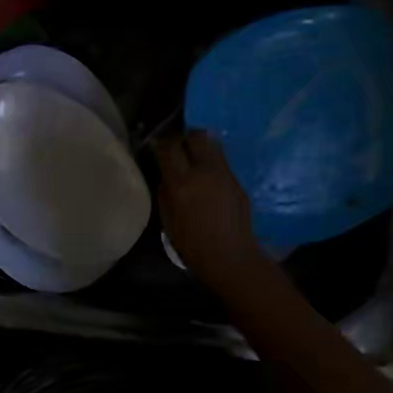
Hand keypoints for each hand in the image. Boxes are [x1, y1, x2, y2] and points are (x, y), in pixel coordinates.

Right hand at [155, 129, 269, 286]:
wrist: (230, 256)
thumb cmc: (191, 244)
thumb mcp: (168, 219)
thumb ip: (165, 193)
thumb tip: (165, 175)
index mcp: (181, 183)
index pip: (168, 149)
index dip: (160, 143)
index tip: (156, 144)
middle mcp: (204, 172)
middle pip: (196, 137)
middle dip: (184, 137)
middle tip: (177, 144)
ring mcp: (224, 174)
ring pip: (213, 145)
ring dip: (201, 145)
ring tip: (193, 154)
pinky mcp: (237, 181)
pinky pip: (222, 161)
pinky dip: (211, 161)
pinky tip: (207, 174)